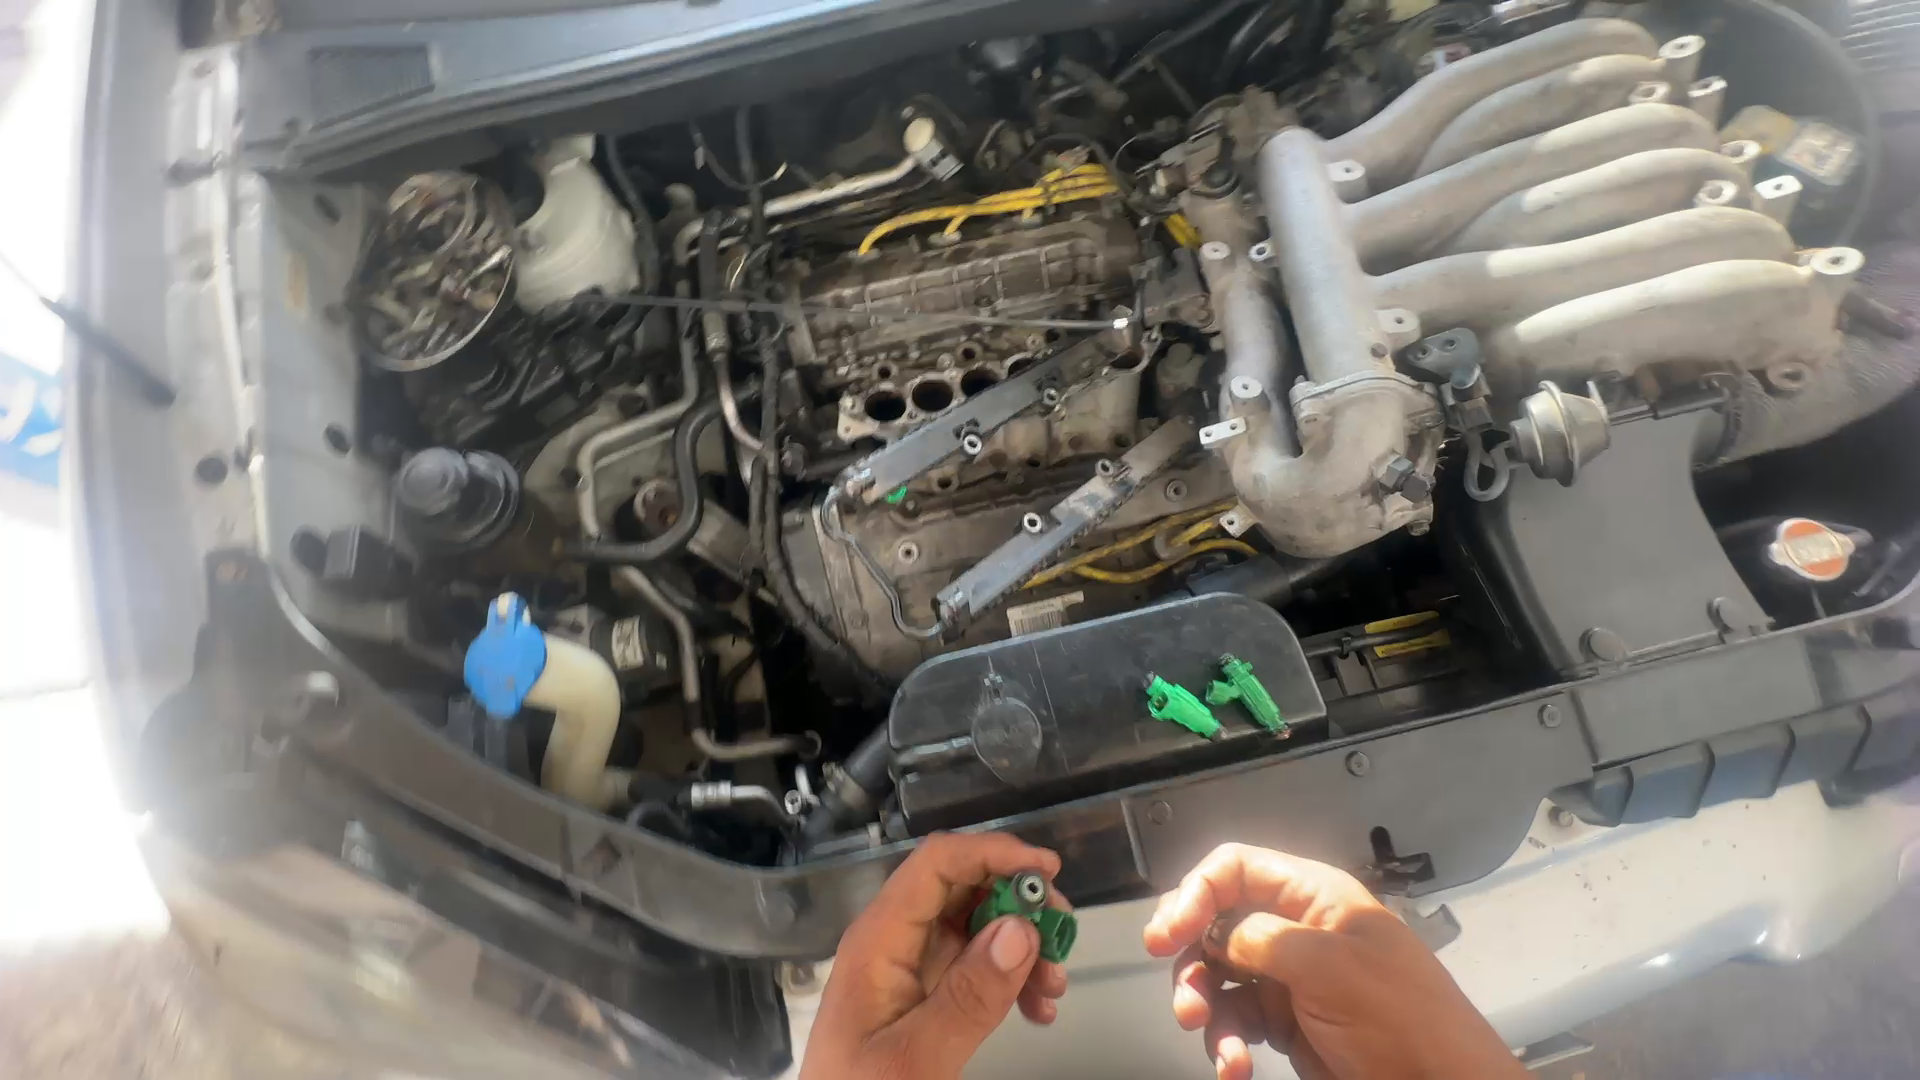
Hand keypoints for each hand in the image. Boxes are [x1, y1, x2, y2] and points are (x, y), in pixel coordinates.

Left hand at [800, 832, 1069, 1079]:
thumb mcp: (914, 1059)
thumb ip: (967, 997)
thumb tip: (1022, 927)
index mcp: (881, 935)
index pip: (937, 862)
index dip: (991, 852)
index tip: (1046, 870)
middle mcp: (897, 935)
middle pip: (963, 886)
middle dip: (1018, 899)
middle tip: (1063, 931)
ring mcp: (912, 962)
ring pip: (977, 922)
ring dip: (1023, 942)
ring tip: (1055, 985)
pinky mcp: (927, 991)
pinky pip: (977, 962)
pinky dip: (1013, 976)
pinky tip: (1038, 1009)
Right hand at [1143, 843, 1524, 1079]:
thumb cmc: (1402, 1024)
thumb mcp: (1329, 969)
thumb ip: (1259, 938)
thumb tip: (1214, 934)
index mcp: (1312, 897)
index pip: (1234, 869)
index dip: (1195, 893)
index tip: (1168, 936)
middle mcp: (1294, 929)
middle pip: (1216, 923)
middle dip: (1193, 959)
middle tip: (1182, 999)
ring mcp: (1290, 978)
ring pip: (1220, 975)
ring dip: (1206, 1007)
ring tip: (1216, 1046)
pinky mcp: (1288, 1024)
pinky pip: (1237, 1020)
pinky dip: (1227, 1043)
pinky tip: (1234, 1069)